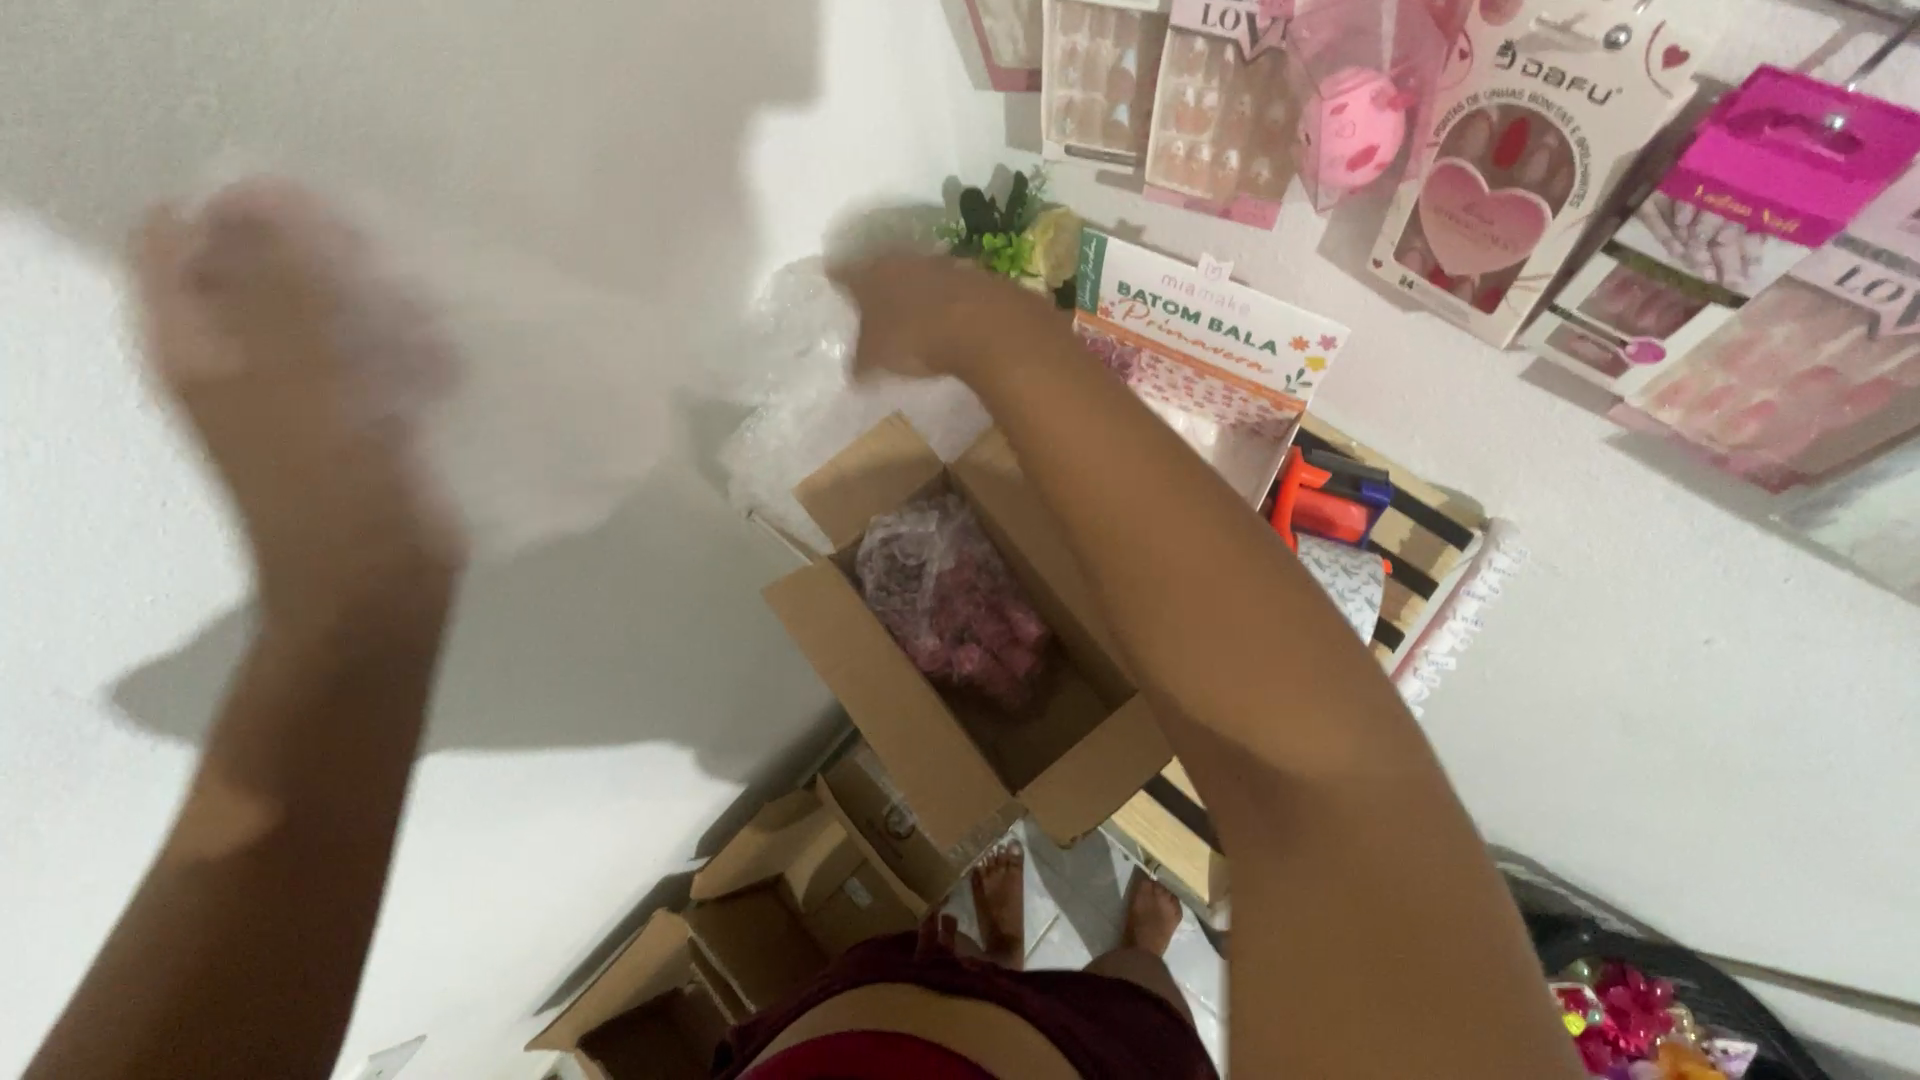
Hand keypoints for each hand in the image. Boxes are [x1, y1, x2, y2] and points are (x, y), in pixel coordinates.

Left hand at [134, 178, 464, 624]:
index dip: (245, 216)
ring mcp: (308, 394)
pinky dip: (414, 359)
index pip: (184, 239)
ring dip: (389, 317)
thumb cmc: (330, 490)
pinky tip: (447, 378)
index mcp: (196, 344)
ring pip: (340, 316)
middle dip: (336, 269)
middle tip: (388, 289)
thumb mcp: (300, 379)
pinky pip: (381, 362)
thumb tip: (265, 191)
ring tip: (432, 347)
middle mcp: (244, 360)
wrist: (377, 589)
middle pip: (272, 271)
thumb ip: (283, 286)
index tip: (326, 230)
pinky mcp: (365, 422)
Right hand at [827, 255, 1066, 381]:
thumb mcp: (877, 361)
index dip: (837, 280)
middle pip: (882, 267)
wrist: (983, 325)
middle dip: (876, 283)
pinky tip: (946, 316)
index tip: (832, 284)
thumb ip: (862, 364)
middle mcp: (902, 261)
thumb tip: (855, 374)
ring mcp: (940, 264)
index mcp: (870, 275)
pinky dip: (944, 300)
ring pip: (918, 273)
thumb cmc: (916, 340)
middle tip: (870, 299)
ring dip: (914, 288)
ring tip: (909, 308)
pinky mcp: (973, 275)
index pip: (844, 273)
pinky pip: (949, 287)